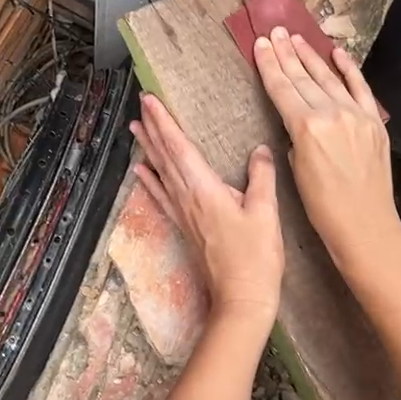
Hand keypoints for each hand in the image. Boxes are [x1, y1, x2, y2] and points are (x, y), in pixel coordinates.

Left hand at [130, 93, 283, 327]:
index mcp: (204, 188)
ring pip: (160, 171)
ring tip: (134, 127)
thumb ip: (261, 177)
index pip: (178, 146)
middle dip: (152, 126)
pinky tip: (140, 171)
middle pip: (164, 154)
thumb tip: (259, 150)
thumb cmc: (255, 258)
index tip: (150, 100)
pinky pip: (161, 195)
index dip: (163, 120)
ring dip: (147, 147)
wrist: (240, 299)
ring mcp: (182, 212)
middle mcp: (186, 196)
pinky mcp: (184, 226)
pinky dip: (149, 180)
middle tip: (141, 103)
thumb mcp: (266, 213)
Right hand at [253, 27, 400, 280]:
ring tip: (295, 38)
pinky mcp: (373, 122)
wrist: (365, 225)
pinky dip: (348, 69)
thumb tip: (297, 117)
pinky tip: (336, 53)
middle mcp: (332, 113)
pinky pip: (360, 88)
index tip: (261, 44)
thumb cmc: (321, 206)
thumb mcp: (295, 167)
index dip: (269, 65)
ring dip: (310, 56)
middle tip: (274, 32)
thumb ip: (295, 134)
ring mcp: (356, 115)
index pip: (283, 88)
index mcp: (306, 126)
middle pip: (303, 77)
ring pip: (328, 78)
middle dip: (286, 54)